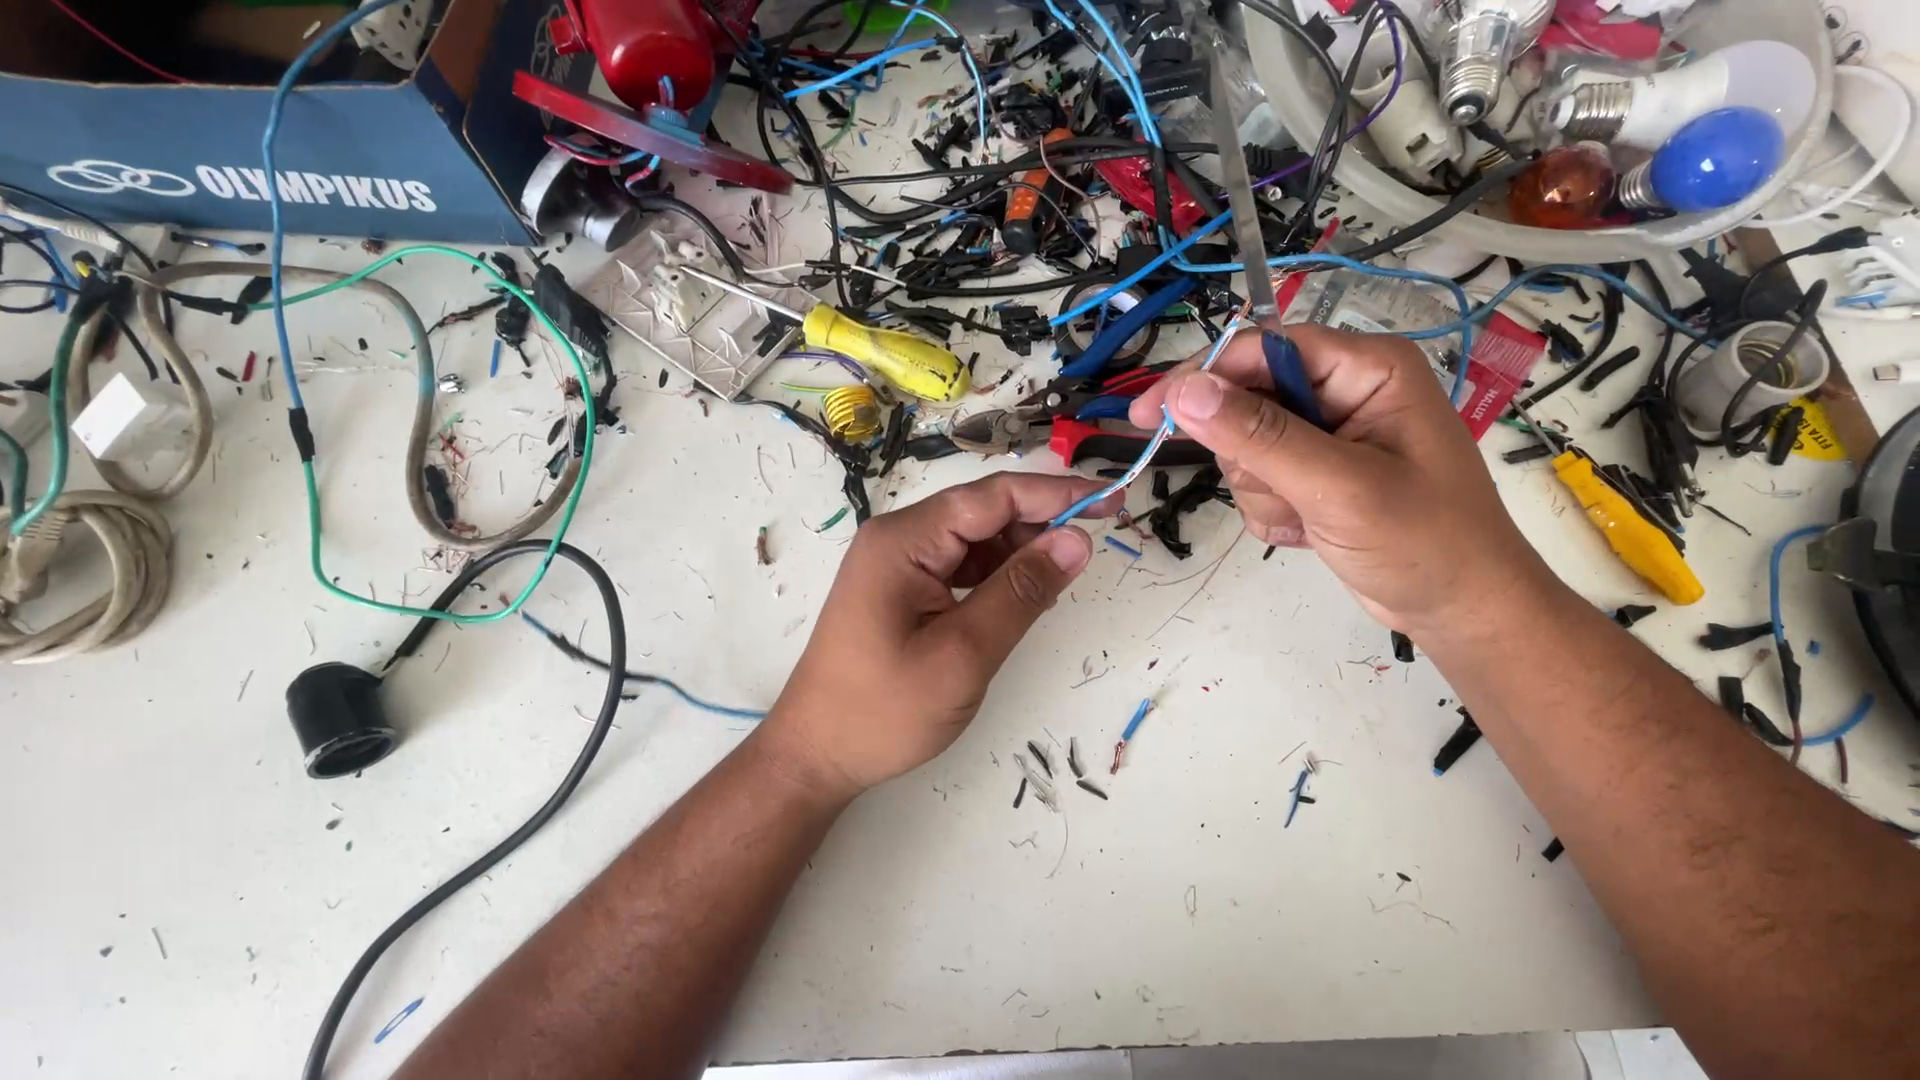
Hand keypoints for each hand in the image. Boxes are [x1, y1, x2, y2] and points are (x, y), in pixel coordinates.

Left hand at [756, 473, 1116, 801]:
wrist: (817, 754)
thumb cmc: (884, 710)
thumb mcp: (964, 654)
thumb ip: (1022, 592)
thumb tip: (1077, 540)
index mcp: (904, 541)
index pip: (991, 497)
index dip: (1055, 495)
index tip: (1111, 503)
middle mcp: (898, 539)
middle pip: (983, 512)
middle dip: (1040, 523)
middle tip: (1092, 548)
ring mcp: (897, 564)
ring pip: (974, 540)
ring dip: (1020, 553)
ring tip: (1060, 582)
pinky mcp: (902, 590)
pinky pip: (960, 567)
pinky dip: (997, 577)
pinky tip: (1024, 597)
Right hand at [1128, 324, 1552, 632]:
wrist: (1458, 608)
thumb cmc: (1423, 542)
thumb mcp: (1337, 487)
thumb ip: (1258, 436)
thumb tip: (1182, 391)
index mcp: (1363, 369)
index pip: (1261, 350)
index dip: (1203, 378)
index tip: (1148, 414)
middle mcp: (1341, 390)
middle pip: (1244, 401)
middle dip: (1249, 458)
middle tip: (1284, 494)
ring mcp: (1325, 434)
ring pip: (1242, 447)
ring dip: (1263, 492)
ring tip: (1309, 519)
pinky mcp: (1312, 471)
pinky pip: (1255, 479)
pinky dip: (1271, 511)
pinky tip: (1310, 530)